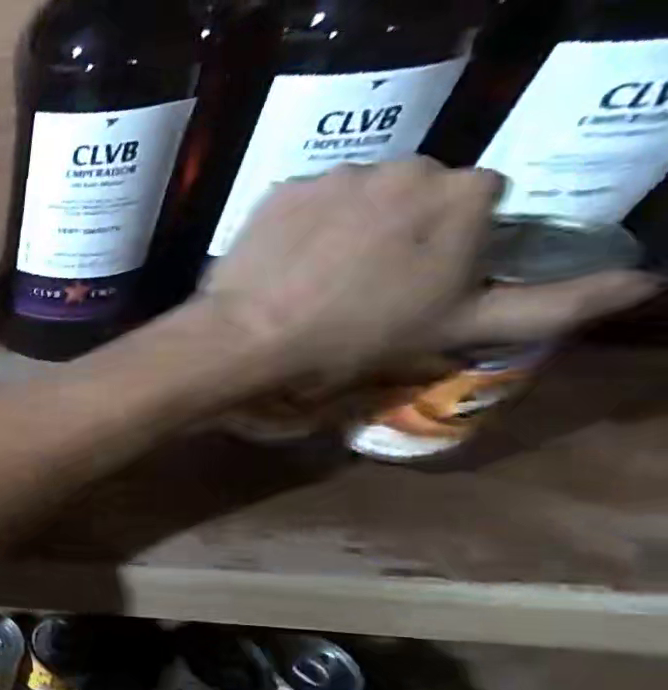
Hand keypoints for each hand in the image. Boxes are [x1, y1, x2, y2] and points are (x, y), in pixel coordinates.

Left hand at [198, 157, 660, 383]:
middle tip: (361, 285)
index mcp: (468, 191)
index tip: (414, 283)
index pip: (473, 206)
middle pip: (414, 196)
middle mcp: (409, 166)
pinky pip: (300, 203)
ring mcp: (337, 175)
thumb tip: (644, 283)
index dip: (447, 246)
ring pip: (356, 197)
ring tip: (317, 278)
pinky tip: (283, 263)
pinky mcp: (279, 190)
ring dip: (346, 227)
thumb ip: (552, 303)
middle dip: (398, 231)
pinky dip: (297, 227)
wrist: (246, 337)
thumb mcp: (459, 326)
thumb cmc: (353, 337)